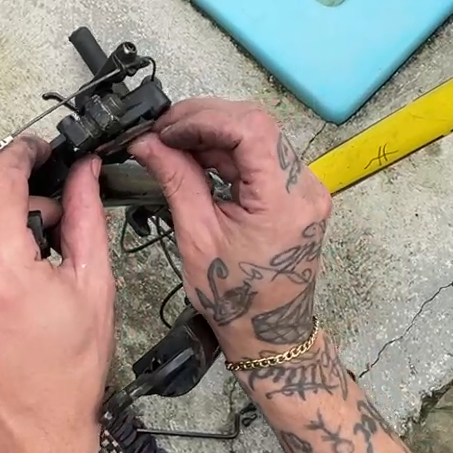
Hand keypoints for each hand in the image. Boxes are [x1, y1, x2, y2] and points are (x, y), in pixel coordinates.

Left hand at [0, 137, 114, 452]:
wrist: (28, 437)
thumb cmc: (68, 370)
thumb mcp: (92, 287)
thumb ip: (85, 217)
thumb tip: (84, 170)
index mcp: (1, 273)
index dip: (21, 154)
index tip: (36, 153)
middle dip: (16, 226)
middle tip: (43, 258)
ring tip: (13, 302)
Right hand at [128, 100, 331, 360]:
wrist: (269, 333)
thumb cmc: (234, 298)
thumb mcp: (197, 237)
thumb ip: (176, 179)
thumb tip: (148, 142)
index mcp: (284, 201)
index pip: (252, 129)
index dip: (205, 118)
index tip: (168, 128)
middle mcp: (304, 187)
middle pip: (256, 124)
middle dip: (205, 119)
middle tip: (163, 130)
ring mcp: (304, 188)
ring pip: (258, 135)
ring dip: (213, 132)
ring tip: (172, 142)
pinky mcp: (295, 192)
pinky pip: (261, 155)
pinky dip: (226, 150)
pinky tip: (195, 154)